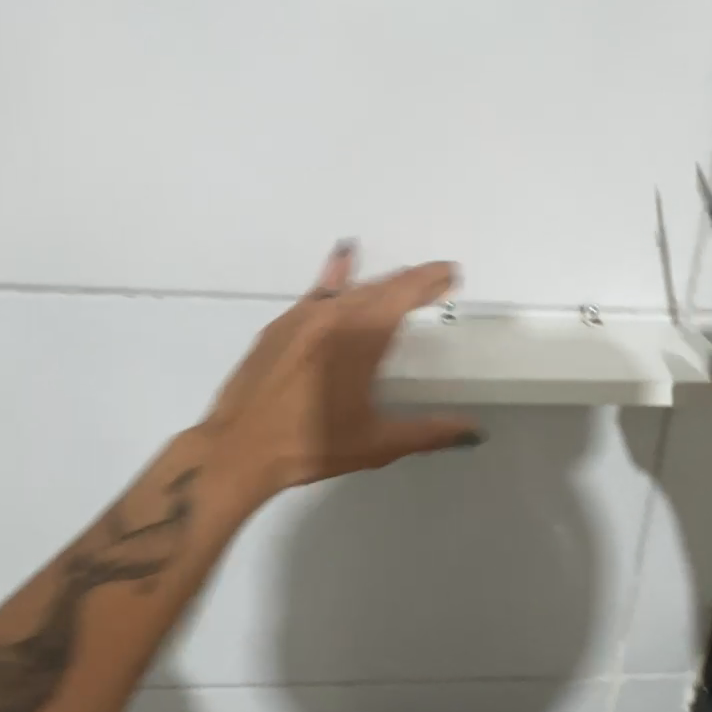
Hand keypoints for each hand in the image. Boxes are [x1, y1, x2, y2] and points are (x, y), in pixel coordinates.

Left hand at [200, 241, 480, 501]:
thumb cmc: (312, 445)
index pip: (405, 291)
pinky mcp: (279, 326)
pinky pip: (317, 293)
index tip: (452, 275)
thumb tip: (474, 432)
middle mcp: (334, 314)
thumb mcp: (377, 443)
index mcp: (362, 336)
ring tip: (398, 286)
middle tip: (435, 284)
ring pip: (350, 288)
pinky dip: (337, 279)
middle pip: (381, 286)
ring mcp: (301, 316)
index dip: (431, 279)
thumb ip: (429, 432)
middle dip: (411, 282)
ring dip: (379, 285)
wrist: (237, 450)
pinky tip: (343, 261)